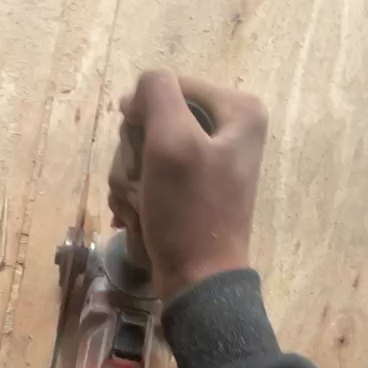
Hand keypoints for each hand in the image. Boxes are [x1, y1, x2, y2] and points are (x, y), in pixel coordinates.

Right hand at [107, 70, 268, 300]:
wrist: (196, 281)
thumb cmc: (188, 213)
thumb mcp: (171, 141)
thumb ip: (155, 93)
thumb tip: (138, 94)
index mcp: (237, 111)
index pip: (167, 85)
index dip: (141, 114)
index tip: (140, 151)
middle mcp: (226, 132)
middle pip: (153, 122)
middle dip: (135, 157)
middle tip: (142, 188)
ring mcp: (205, 165)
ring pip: (143, 154)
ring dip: (129, 183)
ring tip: (140, 210)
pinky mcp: (188, 194)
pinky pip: (147, 181)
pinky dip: (134, 200)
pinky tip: (136, 219)